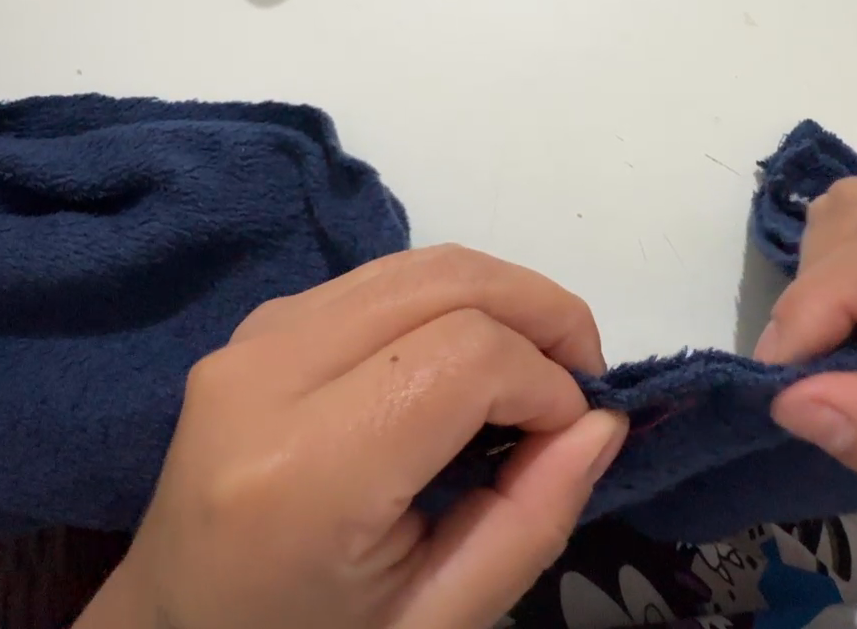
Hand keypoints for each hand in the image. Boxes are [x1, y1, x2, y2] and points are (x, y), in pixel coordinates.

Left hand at [77, 246, 627, 628]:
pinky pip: (384, 278)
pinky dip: (452, 298)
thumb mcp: (433, 625)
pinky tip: (469, 352)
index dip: (544, 381)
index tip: (571, 432)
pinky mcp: (262, 321)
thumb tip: (600, 420)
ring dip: (501, 295)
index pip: (463, 357)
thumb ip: (528, 521)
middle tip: (579, 373)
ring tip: (536, 359)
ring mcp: (255, 334)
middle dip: (539, 311)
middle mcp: (266, 373)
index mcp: (301, 472)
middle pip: (446, 280)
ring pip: (419, 263)